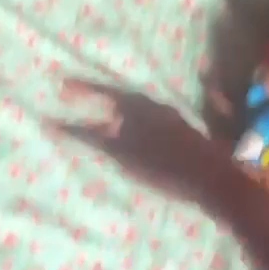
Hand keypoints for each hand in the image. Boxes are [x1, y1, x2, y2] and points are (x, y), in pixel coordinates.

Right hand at [48, 80, 257, 215]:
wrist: (219, 186)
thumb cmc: (165, 168)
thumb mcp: (119, 153)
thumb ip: (86, 137)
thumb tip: (49, 122)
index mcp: (139, 105)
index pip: (102, 90)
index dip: (80, 87)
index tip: (59, 83)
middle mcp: (156, 106)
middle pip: (120, 96)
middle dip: (97, 96)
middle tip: (77, 97)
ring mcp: (173, 120)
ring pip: (137, 109)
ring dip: (117, 110)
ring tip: (102, 116)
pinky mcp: (185, 135)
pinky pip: (150, 121)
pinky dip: (134, 123)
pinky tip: (131, 135)